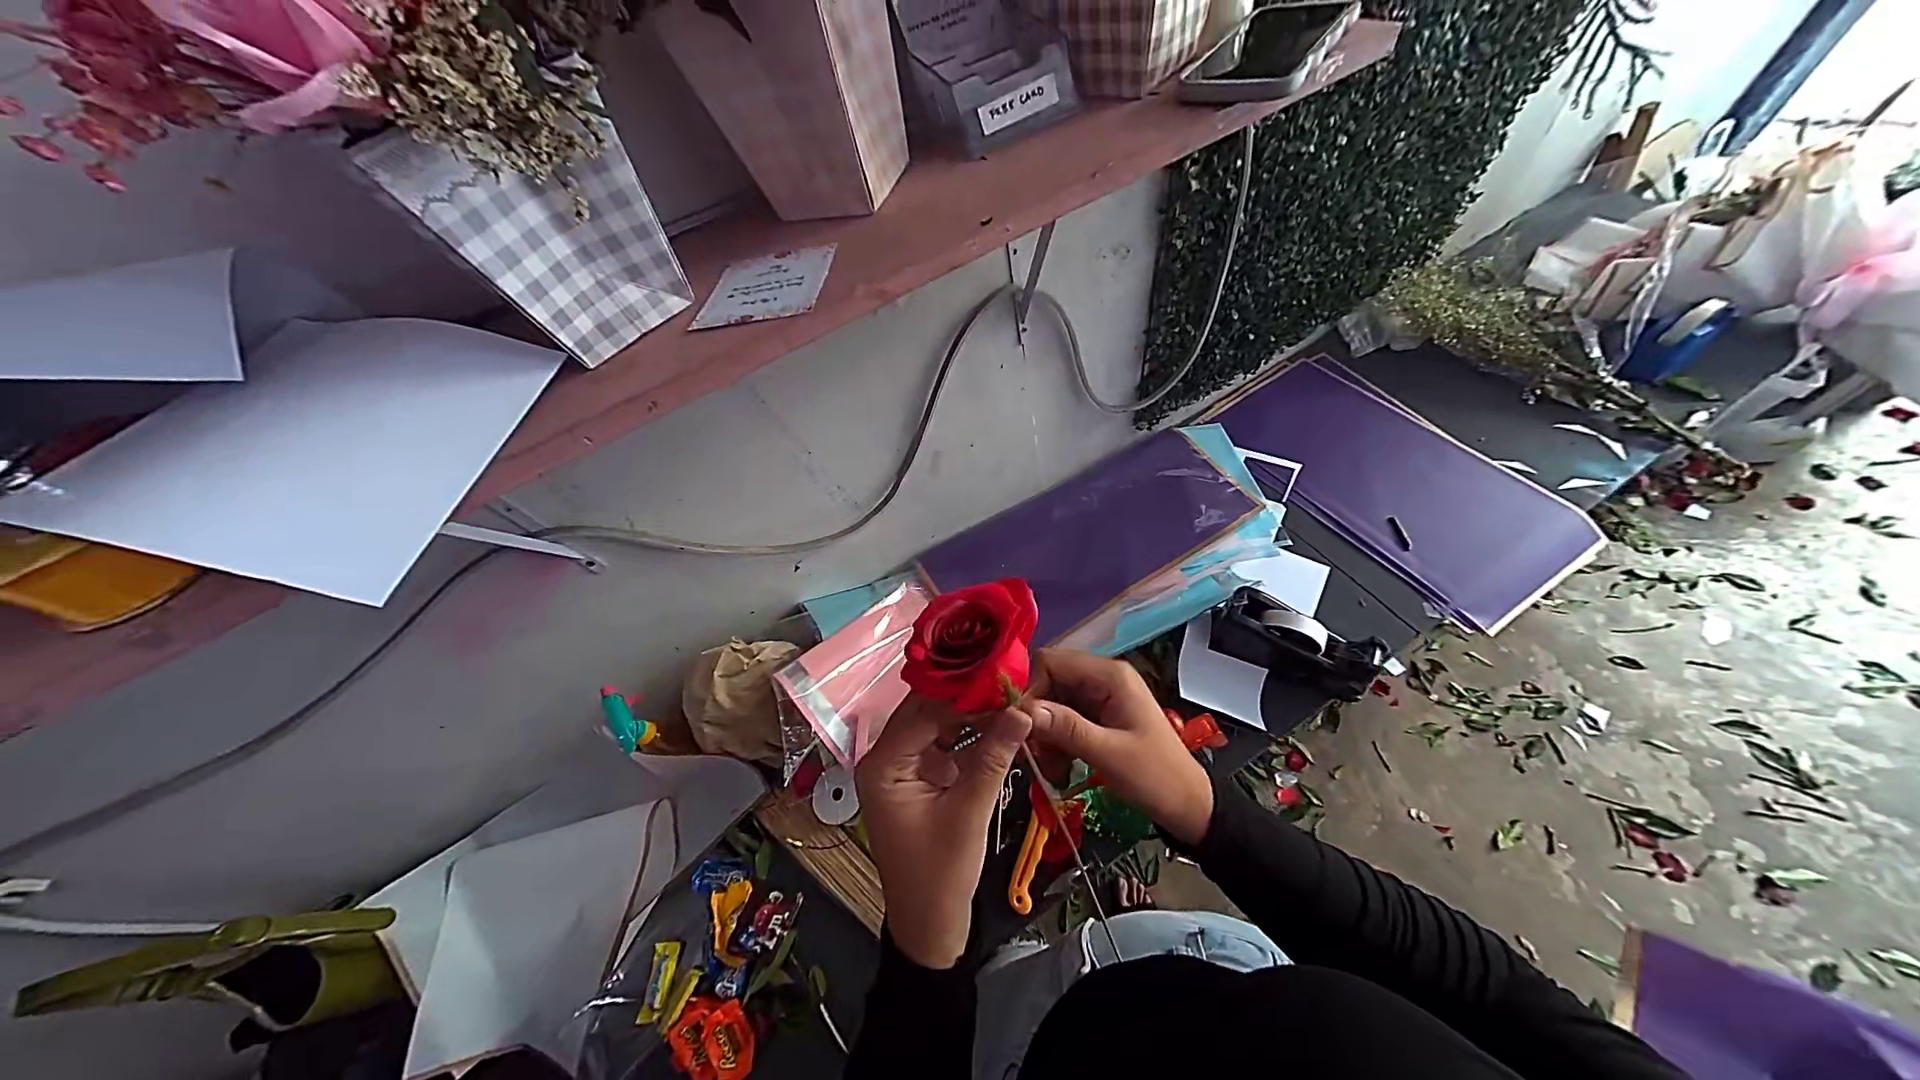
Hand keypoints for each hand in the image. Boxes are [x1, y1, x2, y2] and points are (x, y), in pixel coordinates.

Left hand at [855, 694, 1030, 968]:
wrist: (930, 924)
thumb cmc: (940, 875)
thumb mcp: (969, 813)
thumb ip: (993, 758)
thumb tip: (1022, 712)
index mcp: (883, 764)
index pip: (923, 711)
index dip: (963, 692)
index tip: (1000, 675)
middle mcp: (887, 757)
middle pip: (928, 712)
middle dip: (968, 698)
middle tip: (1010, 681)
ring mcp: (904, 766)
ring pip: (938, 724)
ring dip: (972, 713)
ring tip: (1010, 695)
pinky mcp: (921, 776)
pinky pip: (946, 743)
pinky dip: (971, 734)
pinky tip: (1000, 722)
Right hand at [1022, 648, 1214, 845]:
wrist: (1190, 806)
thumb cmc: (1156, 777)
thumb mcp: (1110, 754)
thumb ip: (1066, 728)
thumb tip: (1022, 710)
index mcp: (1109, 675)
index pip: (1050, 661)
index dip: (1030, 688)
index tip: (1020, 726)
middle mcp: (1101, 678)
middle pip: (1047, 681)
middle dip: (1035, 716)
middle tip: (1030, 752)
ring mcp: (1099, 697)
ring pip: (1050, 703)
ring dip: (1043, 733)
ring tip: (1047, 766)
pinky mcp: (1096, 717)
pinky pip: (1061, 720)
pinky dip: (1053, 741)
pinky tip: (1057, 766)